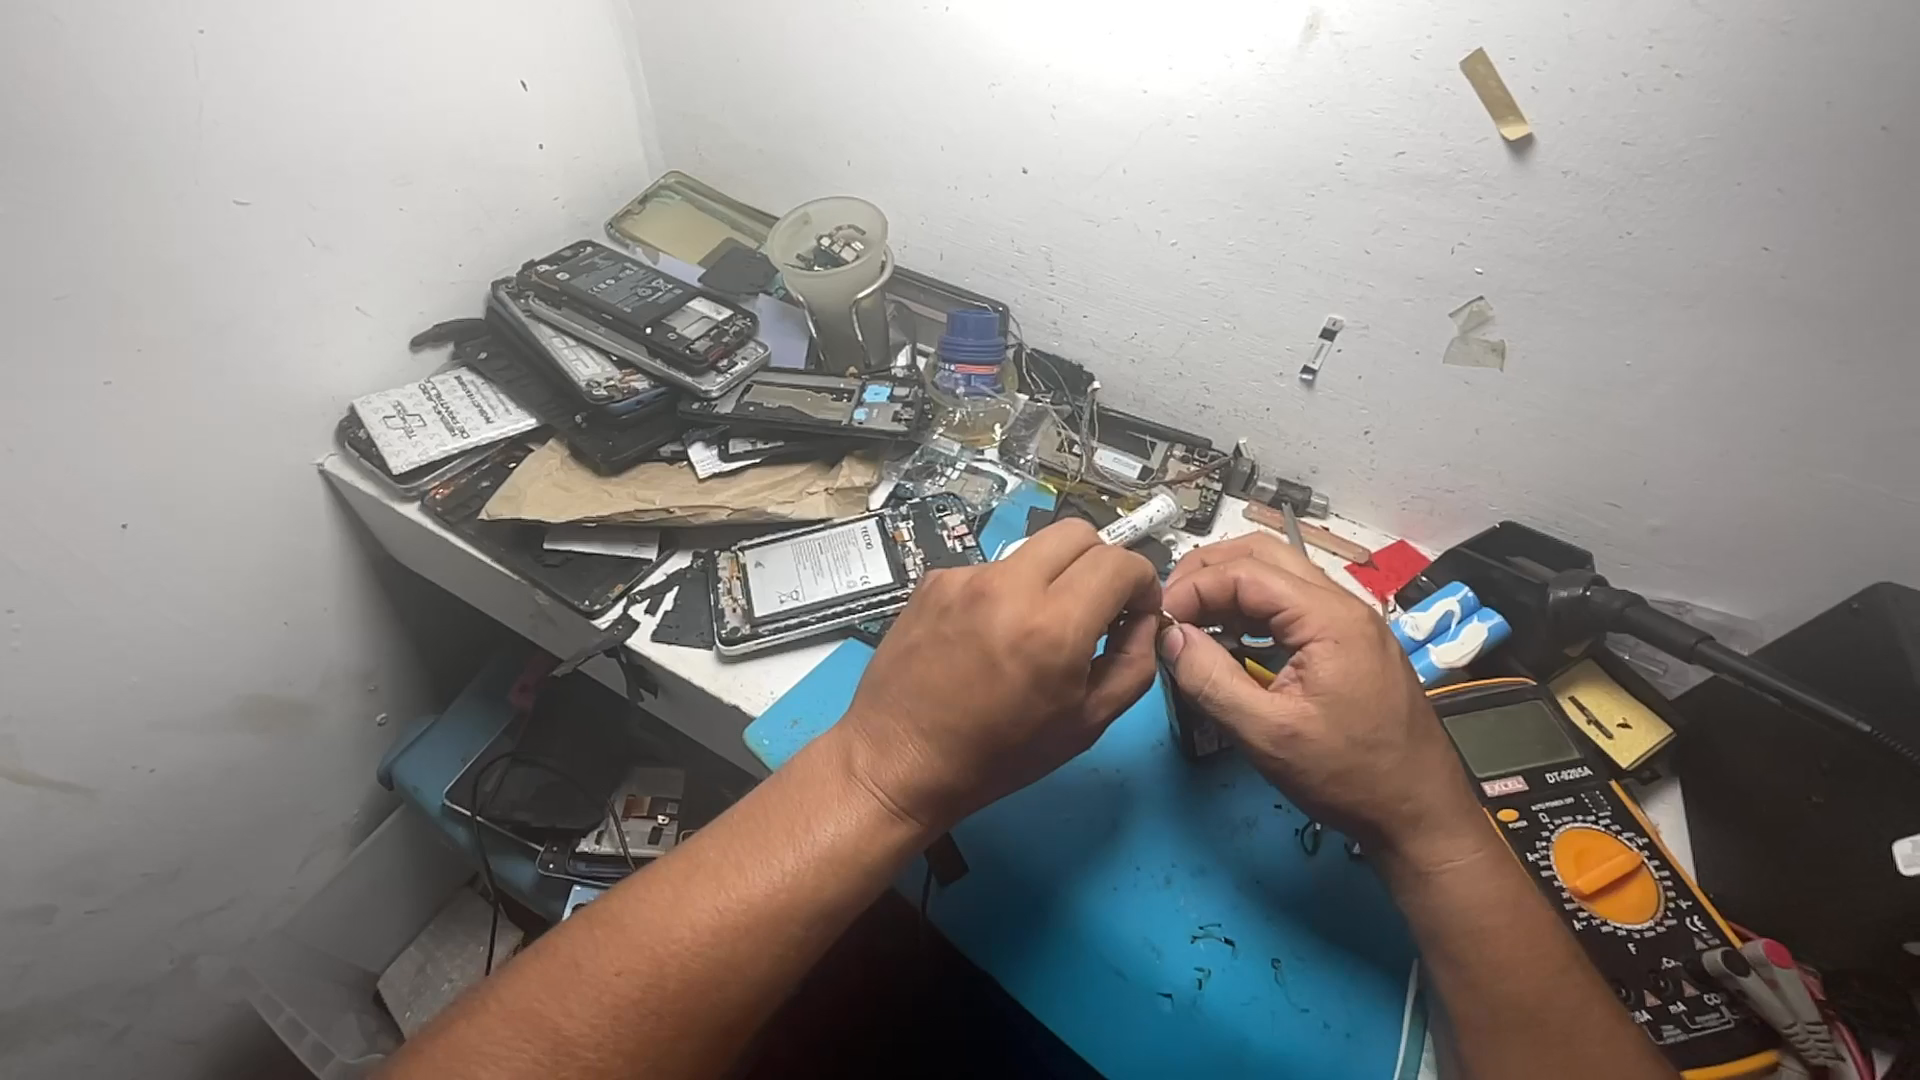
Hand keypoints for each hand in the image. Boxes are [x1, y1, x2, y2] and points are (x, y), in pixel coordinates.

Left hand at [832, 520, 1162, 833]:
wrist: (900, 759)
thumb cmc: (997, 755)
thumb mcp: (1086, 724)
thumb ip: (1134, 663)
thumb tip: (1144, 619)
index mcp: (1051, 625)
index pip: (1119, 562)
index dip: (1142, 582)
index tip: (1135, 608)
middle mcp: (1007, 586)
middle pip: (1078, 533)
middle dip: (1101, 563)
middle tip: (1096, 606)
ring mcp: (965, 577)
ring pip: (1033, 550)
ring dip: (1052, 577)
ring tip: (1036, 627)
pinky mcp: (935, 579)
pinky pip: (992, 568)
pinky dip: (1007, 591)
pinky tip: (991, 633)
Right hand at [1158, 533, 1485, 860]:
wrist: (1421, 816)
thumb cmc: (1349, 777)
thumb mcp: (1267, 734)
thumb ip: (1211, 679)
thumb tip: (1170, 636)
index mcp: (1329, 618)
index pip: (1244, 572)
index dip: (1192, 588)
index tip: (1158, 621)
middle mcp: (1342, 605)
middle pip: (1261, 554)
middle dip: (1206, 572)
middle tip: (1169, 607)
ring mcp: (1347, 621)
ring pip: (1275, 574)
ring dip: (1226, 588)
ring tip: (1188, 620)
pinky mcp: (1345, 641)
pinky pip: (1287, 604)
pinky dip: (1248, 610)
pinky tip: (1223, 638)